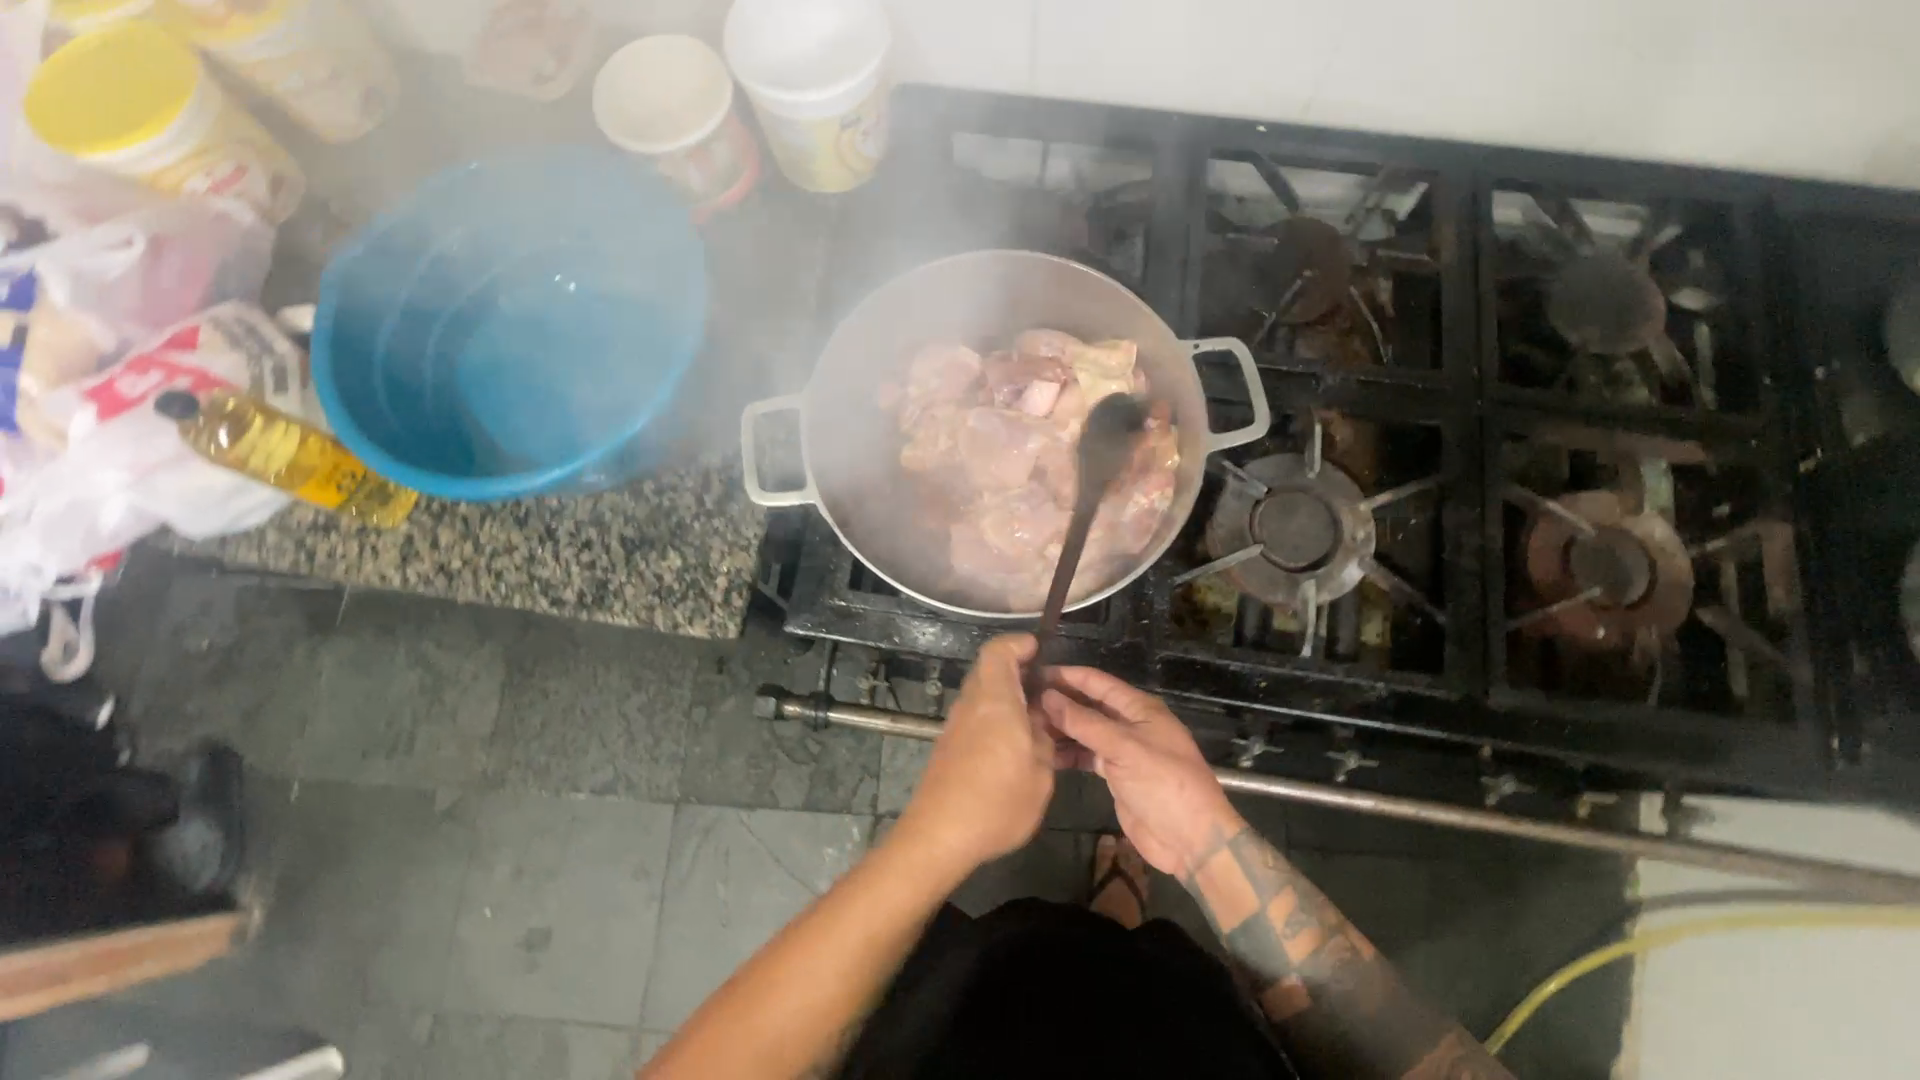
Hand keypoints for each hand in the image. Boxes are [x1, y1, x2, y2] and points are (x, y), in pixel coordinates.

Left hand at [894, 634, 1054, 873]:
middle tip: (1046, 688)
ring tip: (1036, 721)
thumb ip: (1043, 742)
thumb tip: (1038, 726)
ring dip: (1006, 697)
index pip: (998, 651)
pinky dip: (995, 718)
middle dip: (1017, 671)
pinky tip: (1014, 746)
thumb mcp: (1040, 775)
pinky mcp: (948, 747)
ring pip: (982, 695)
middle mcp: (971, 705)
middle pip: (988, 670)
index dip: (1018, 644)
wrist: (938, 836)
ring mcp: (956, 726)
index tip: (1039, 650)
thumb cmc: (996, 803)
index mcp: (994, 701)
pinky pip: (975, 717)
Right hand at [1040, 668, 1240, 877]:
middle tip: (1020, 704)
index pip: (1097, 682)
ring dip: (1059, 729)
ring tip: (1025, 728)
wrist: (1190, 839)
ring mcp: (1123, 750)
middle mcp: (1130, 724)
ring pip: (1084, 731)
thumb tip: (1047, 696)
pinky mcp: (1116, 775)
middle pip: (1088, 705)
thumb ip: (1084, 722)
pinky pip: (1086, 756)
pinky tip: (1043, 754)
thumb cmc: (1163, 784)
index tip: (1032, 673)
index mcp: (1139, 708)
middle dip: (1058, 703)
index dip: (1066, 676)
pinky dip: (1067, 754)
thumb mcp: (1124, 748)